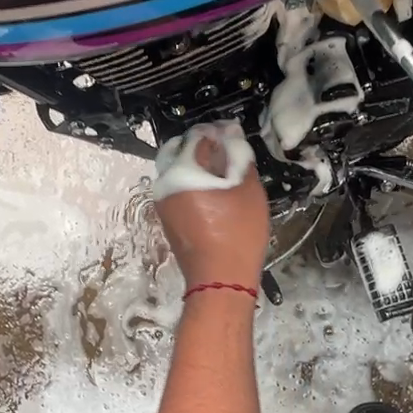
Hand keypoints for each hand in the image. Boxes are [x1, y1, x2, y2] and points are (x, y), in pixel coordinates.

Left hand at [153, 125, 269, 288]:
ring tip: (225, 172)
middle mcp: (164, 185)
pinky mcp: (169, 219)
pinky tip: (216, 191)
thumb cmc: (237, 235)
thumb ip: (239, 156)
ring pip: (176, 171)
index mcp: (181, 173)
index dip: (218, 131)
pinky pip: (178, 190)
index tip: (235, 135)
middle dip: (202, 145)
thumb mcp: (248, 190)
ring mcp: (163, 204)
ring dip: (197, 164)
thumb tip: (231, 135)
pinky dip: (193, 183)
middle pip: (179, 151)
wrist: (220, 281)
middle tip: (229, 151)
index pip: (196, 136)